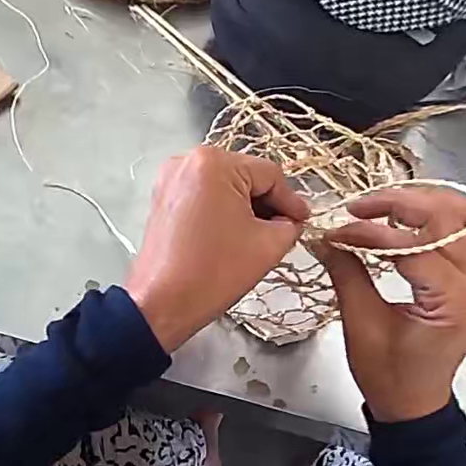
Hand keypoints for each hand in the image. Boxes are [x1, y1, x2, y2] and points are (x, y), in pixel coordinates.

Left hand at [126, 147, 309, 350]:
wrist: (162, 303)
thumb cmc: (213, 273)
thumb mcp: (268, 246)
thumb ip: (289, 225)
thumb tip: (290, 220)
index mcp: (215, 164)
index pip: (269, 175)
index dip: (291, 201)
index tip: (303, 221)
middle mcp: (188, 162)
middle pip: (245, 177)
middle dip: (267, 205)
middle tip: (285, 231)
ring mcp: (170, 180)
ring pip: (224, 188)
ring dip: (245, 210)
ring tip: (260, 238)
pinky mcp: (162, 200)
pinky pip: (204, 198)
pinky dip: (222, 214)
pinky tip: (233, 238)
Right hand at [315, 187, 465, 422]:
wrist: (413, 405)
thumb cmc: (389, 376)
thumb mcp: (363, 325)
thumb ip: (348, 274)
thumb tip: (326, 238)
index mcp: (453, 300)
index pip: (415, 245)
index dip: (372, 233)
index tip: (337, 231)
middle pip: (450, 215)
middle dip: (402, 203)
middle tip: (359, 209)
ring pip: (458, 218)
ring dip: (419, 206)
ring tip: (377, 210)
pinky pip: (453, 236)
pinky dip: (424, 223)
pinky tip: (393, 225)